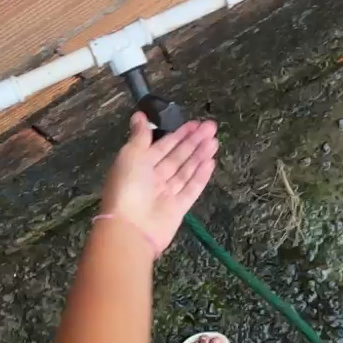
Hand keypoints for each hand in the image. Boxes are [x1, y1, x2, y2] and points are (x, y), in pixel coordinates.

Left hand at [98, 112, 218, 254]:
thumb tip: (138, 115)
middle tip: (211, 127)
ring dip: (200, 155)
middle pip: (177, 156)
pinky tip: (211, 162)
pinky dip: (201, 175)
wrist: (130, 228)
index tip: (195, 123)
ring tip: (215, 141)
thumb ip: (139, 135)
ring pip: (186, 170)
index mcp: (138, 164)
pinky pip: (191, 188)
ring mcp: (166, 194)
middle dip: (193, 142)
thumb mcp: (130, 155)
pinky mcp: (178, 208)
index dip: (178, 134)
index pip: (162, 146)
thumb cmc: (127, 187)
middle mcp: (152, 178)